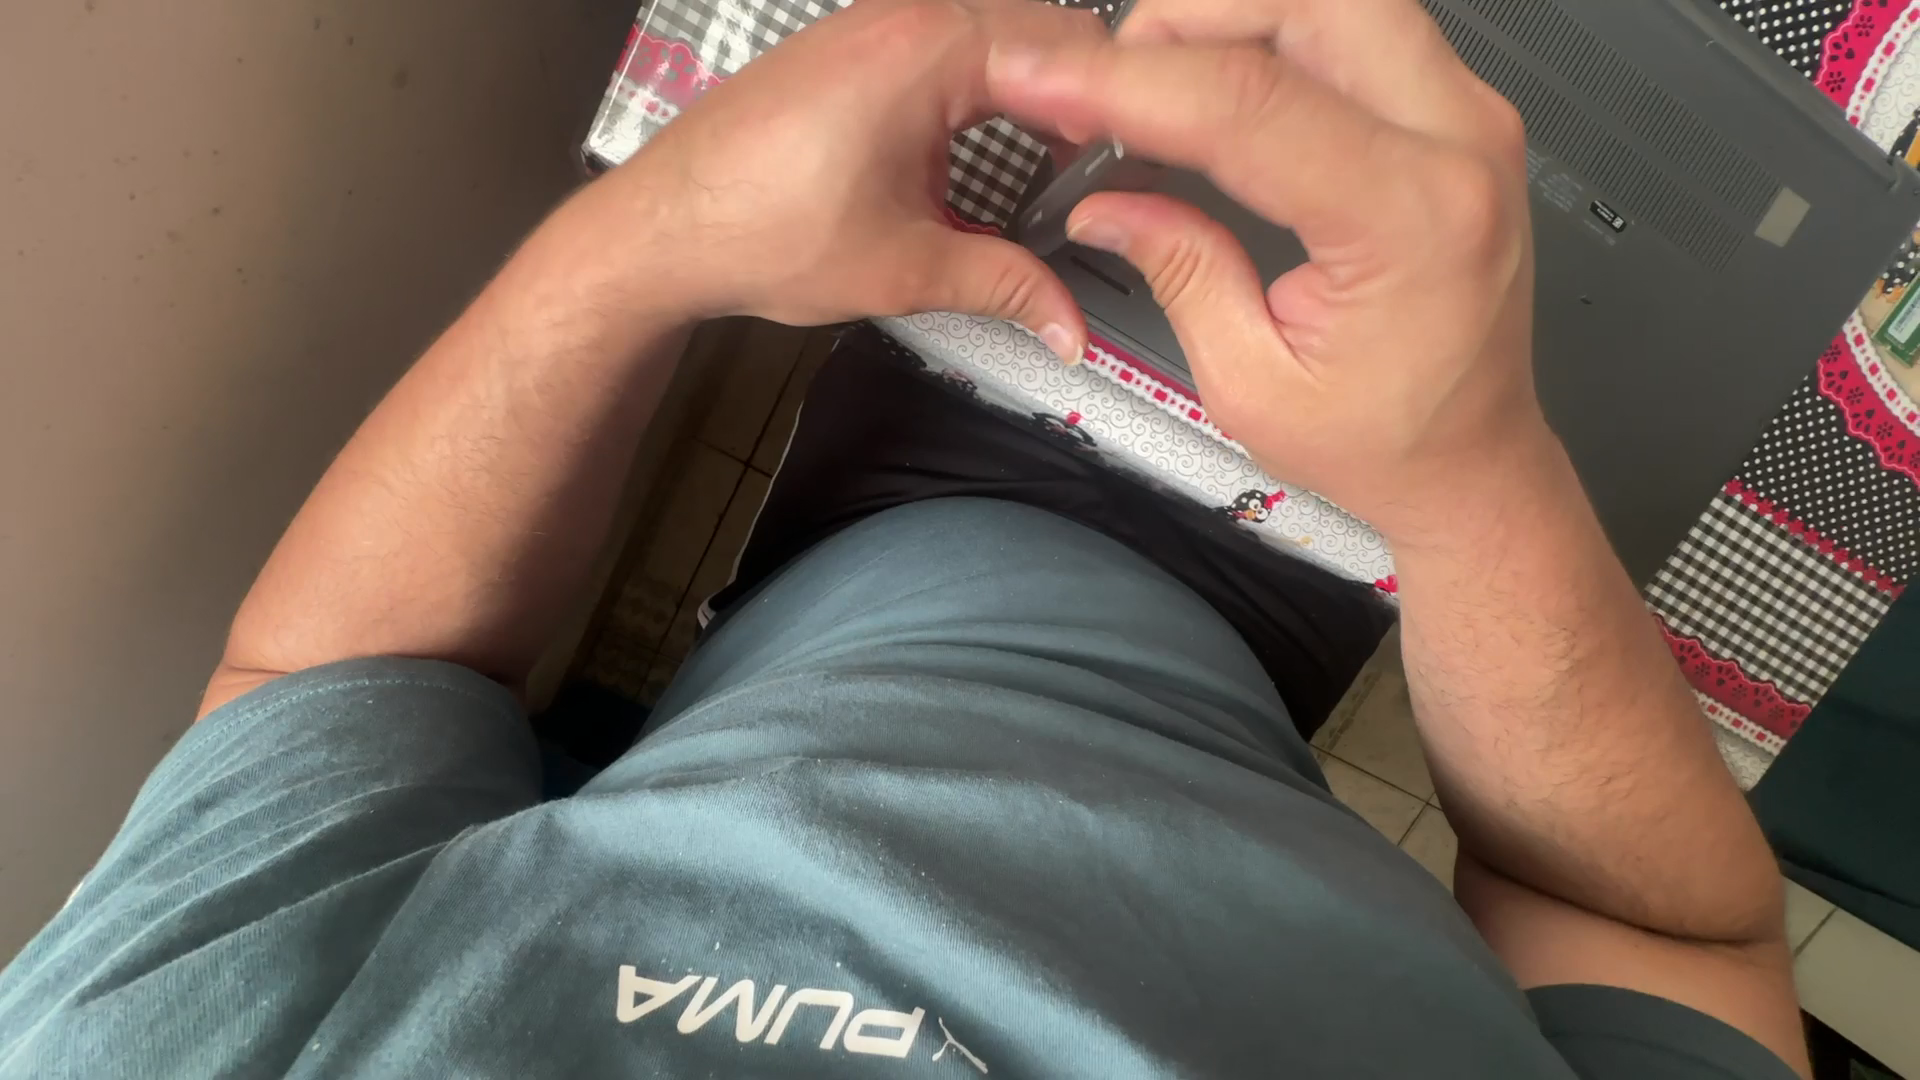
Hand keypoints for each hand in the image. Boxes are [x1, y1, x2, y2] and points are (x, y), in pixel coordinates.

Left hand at [570, 0, 1102, 361]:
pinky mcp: (848, 53)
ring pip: (988, 41)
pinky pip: (942, 54)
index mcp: (927, 49)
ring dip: (1027, 100)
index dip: (1114, 111)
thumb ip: (1004, 286)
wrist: (666, 231)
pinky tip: (978, 155)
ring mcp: (869, 26)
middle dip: (1076, 106)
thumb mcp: (907, 268)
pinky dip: (979, 98)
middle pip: (1034, 36)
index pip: (1064, 54)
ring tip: (1050, 171)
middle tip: (1103, 174)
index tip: (1141, 163)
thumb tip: (1067, 325)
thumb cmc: (764, 235)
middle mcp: (900, 14)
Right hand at [987, 0, 1548, 543]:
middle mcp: (1458, 145)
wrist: (1463, 458)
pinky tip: (1209, 87)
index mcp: (1409, 220)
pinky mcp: (1448, 123)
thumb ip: (1181, 273)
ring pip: (1332, 2)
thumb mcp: (1249, 382)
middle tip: (1100, 77)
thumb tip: (1109, 208)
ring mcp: (1465, 121)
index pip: (1249, 107)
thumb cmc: (1380, 441)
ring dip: (1225, 23)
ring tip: (1145, 82)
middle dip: (1182, 22)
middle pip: (1307, 3)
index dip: (1133, 87)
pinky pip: (1352, 38)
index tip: (1054, 83)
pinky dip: (1266, 46)